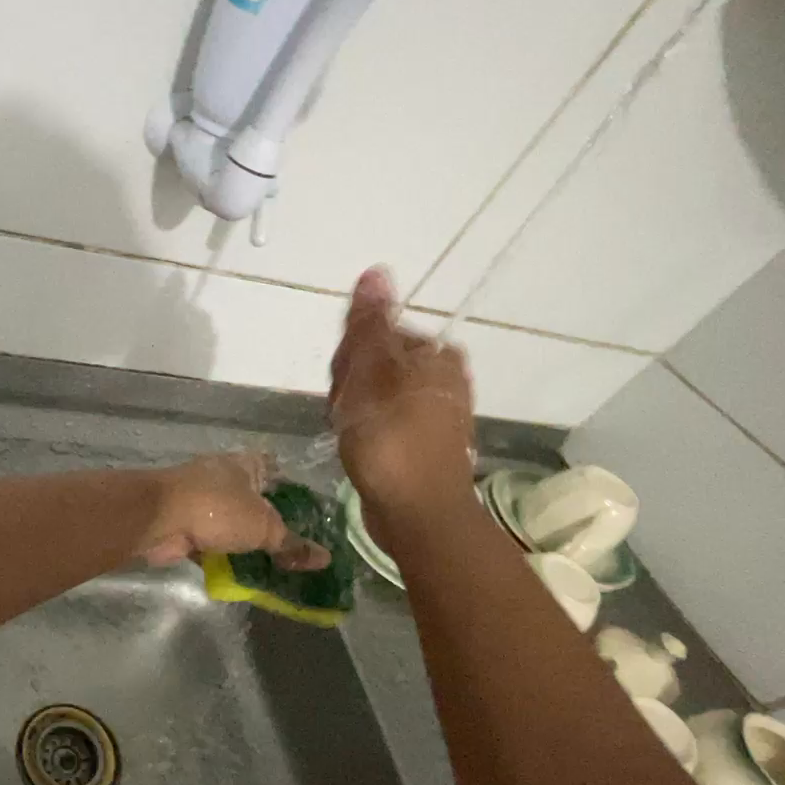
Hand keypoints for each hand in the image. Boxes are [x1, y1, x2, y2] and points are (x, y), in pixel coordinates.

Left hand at [139, 452, 330, 569]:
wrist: (158, 519)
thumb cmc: (217, 509)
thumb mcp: (264, 527)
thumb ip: (292, 544)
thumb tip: (324, 559)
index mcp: (245, 466)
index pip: (275, 469)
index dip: (293, 489)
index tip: (311, 513)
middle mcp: (222, 479)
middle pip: (254, 501)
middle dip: (271, 524)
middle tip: (296, 550)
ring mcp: (200, 503)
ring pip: (232, 525)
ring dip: (247, 544)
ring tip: (276, 568)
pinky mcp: (185, 528)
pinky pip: (212, 546)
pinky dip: (225, 559)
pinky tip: (244, 577)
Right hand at [329, 267, 476, 531]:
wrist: (417, 514)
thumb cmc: (392, 443)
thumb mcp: (373, 375)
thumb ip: (370, 326)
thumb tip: (376, 270)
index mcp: (435, 354)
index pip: (372, 334)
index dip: (347, 360)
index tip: (343, 389)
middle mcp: (441, 375)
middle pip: (372, 362)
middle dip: (349, 387)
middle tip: (347, 417)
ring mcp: (433, 410)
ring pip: (371, 394)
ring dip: (351, 411)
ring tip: (351, 436)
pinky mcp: (422, 440)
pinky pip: (380, 419)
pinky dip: (364, 430)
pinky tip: (359, 448)